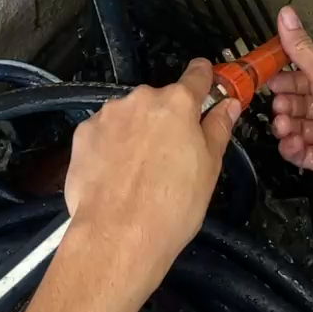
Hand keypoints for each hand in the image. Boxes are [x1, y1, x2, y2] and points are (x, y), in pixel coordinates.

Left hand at [63, 59, 242, 277]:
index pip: (197, 74)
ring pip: (130, 116)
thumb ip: (219, 128)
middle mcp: (142, 99)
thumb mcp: (210, 168)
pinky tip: (117, 175)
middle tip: (171, 155)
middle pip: (160, 101)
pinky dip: (111, 146)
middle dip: (166, 120)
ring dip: (137, 132)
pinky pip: (104, 132)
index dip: (204, 78)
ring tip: (140, 172)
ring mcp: (109, 114)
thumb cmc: (171, 207)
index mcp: (177, 103)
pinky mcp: (84, 133)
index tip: (206, 81)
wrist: (117, 237)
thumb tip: (229, 105)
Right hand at [268, 6, 312, 200]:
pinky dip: (292, 148)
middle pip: (299, 102)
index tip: (268, 79)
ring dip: (285, 126)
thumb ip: (301, 48)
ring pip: (297, 126)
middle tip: (278, 106)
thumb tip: (287, 16)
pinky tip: (292, 144)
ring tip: (284, 127)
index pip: (306, 75)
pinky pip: (300, 150)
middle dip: (284, 104)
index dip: (285, 77)